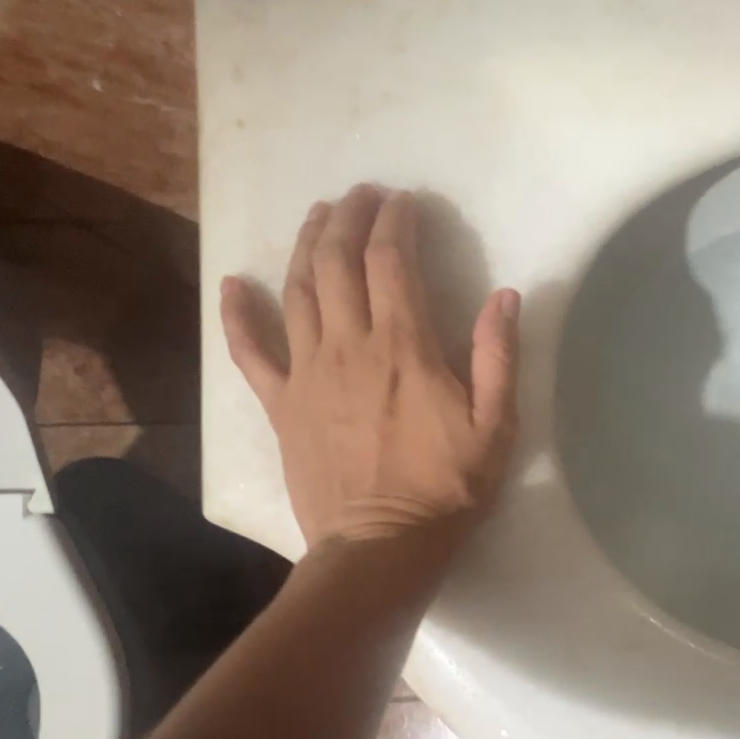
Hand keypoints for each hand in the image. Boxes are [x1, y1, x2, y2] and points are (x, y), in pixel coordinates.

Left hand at [220, 184, 519, 546]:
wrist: (383, 543)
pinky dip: (238, 314)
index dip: (397, 224)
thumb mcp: (497, 426)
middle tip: (363, 194)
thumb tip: (506, 295)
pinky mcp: (281, 403)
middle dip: (350, 218)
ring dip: (306, 244)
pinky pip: (249, 350)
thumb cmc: (449, 487)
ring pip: (297, 290)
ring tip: (319, 215)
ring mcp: (306, 372)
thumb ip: (499, 357)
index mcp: (404, 347)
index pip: (393, 263)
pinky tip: (233, 284)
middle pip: (339, 263)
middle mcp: (348, 345)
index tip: (404, 201)